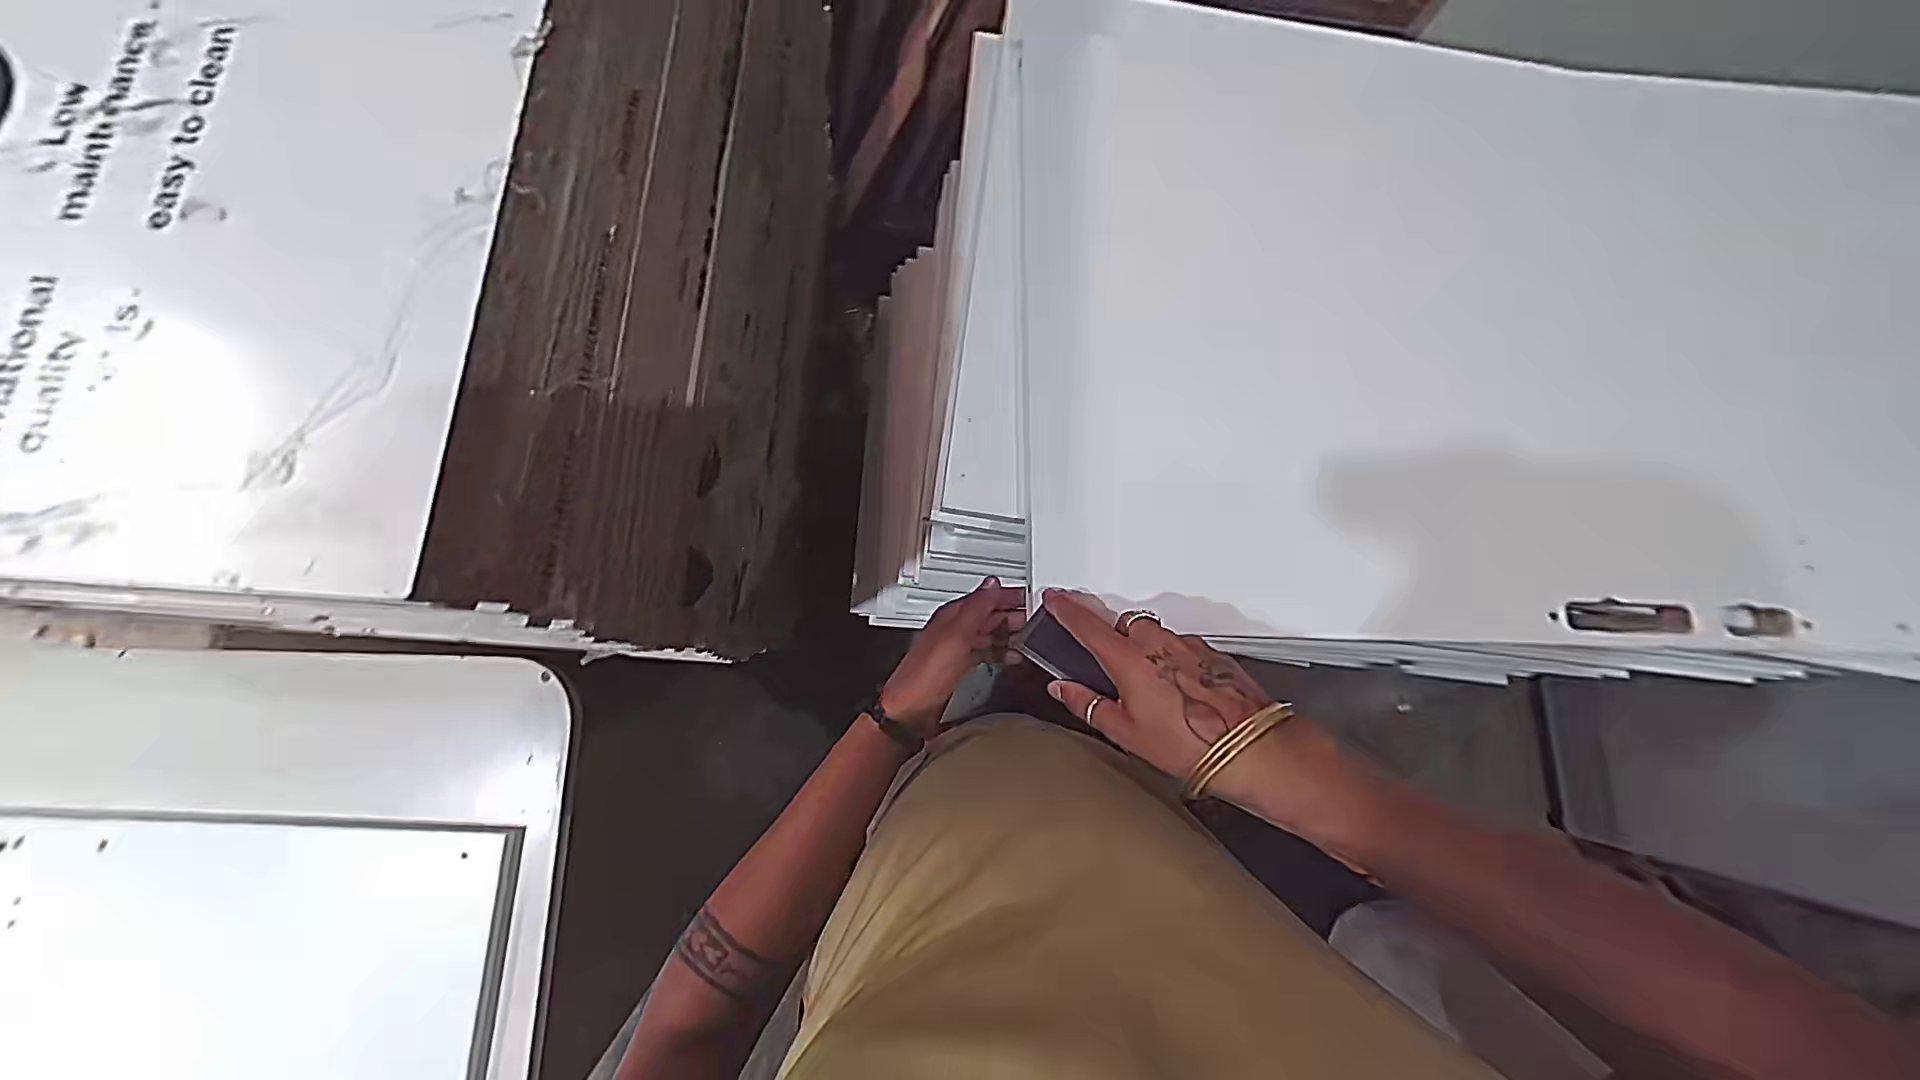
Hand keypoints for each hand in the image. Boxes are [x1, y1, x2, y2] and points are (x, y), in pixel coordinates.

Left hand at [879, 578, 1025, 734]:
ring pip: (989, 633)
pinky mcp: (960, 667)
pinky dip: (1001, 652)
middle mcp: (955, 629)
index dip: (1009, 595)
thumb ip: (976, 608)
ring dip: (1009, 634)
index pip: (986, 596)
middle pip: (989, 614)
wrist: (910, 710)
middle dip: (1014, 614)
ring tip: (1029, 637)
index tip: (1032, 597)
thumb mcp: (957, 635)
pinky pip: (985, 652)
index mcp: (953, 615)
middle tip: (1036, 619)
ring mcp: (957, 649)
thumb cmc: (925, 675)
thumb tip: (992, 584)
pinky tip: (1011, 657)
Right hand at [1039, 590, 1275, 779]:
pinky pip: (1178, 643)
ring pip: (1151, 630)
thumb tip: (1064, 690)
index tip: (1055, 598)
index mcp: (1128, 659)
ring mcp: (1185, 644)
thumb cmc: (1192, 742)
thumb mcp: (1126, 732)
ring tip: (1145, 680)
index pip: (1086, 622)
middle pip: (1120, 621)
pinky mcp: (1209, 652)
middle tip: (1105, 658)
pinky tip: (1173, 683)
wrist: (1251, 747)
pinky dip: (1169, 655)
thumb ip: (1088, 704)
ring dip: (1141, 644)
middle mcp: (1155, 643)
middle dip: (1108, 632)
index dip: (1065, 607)